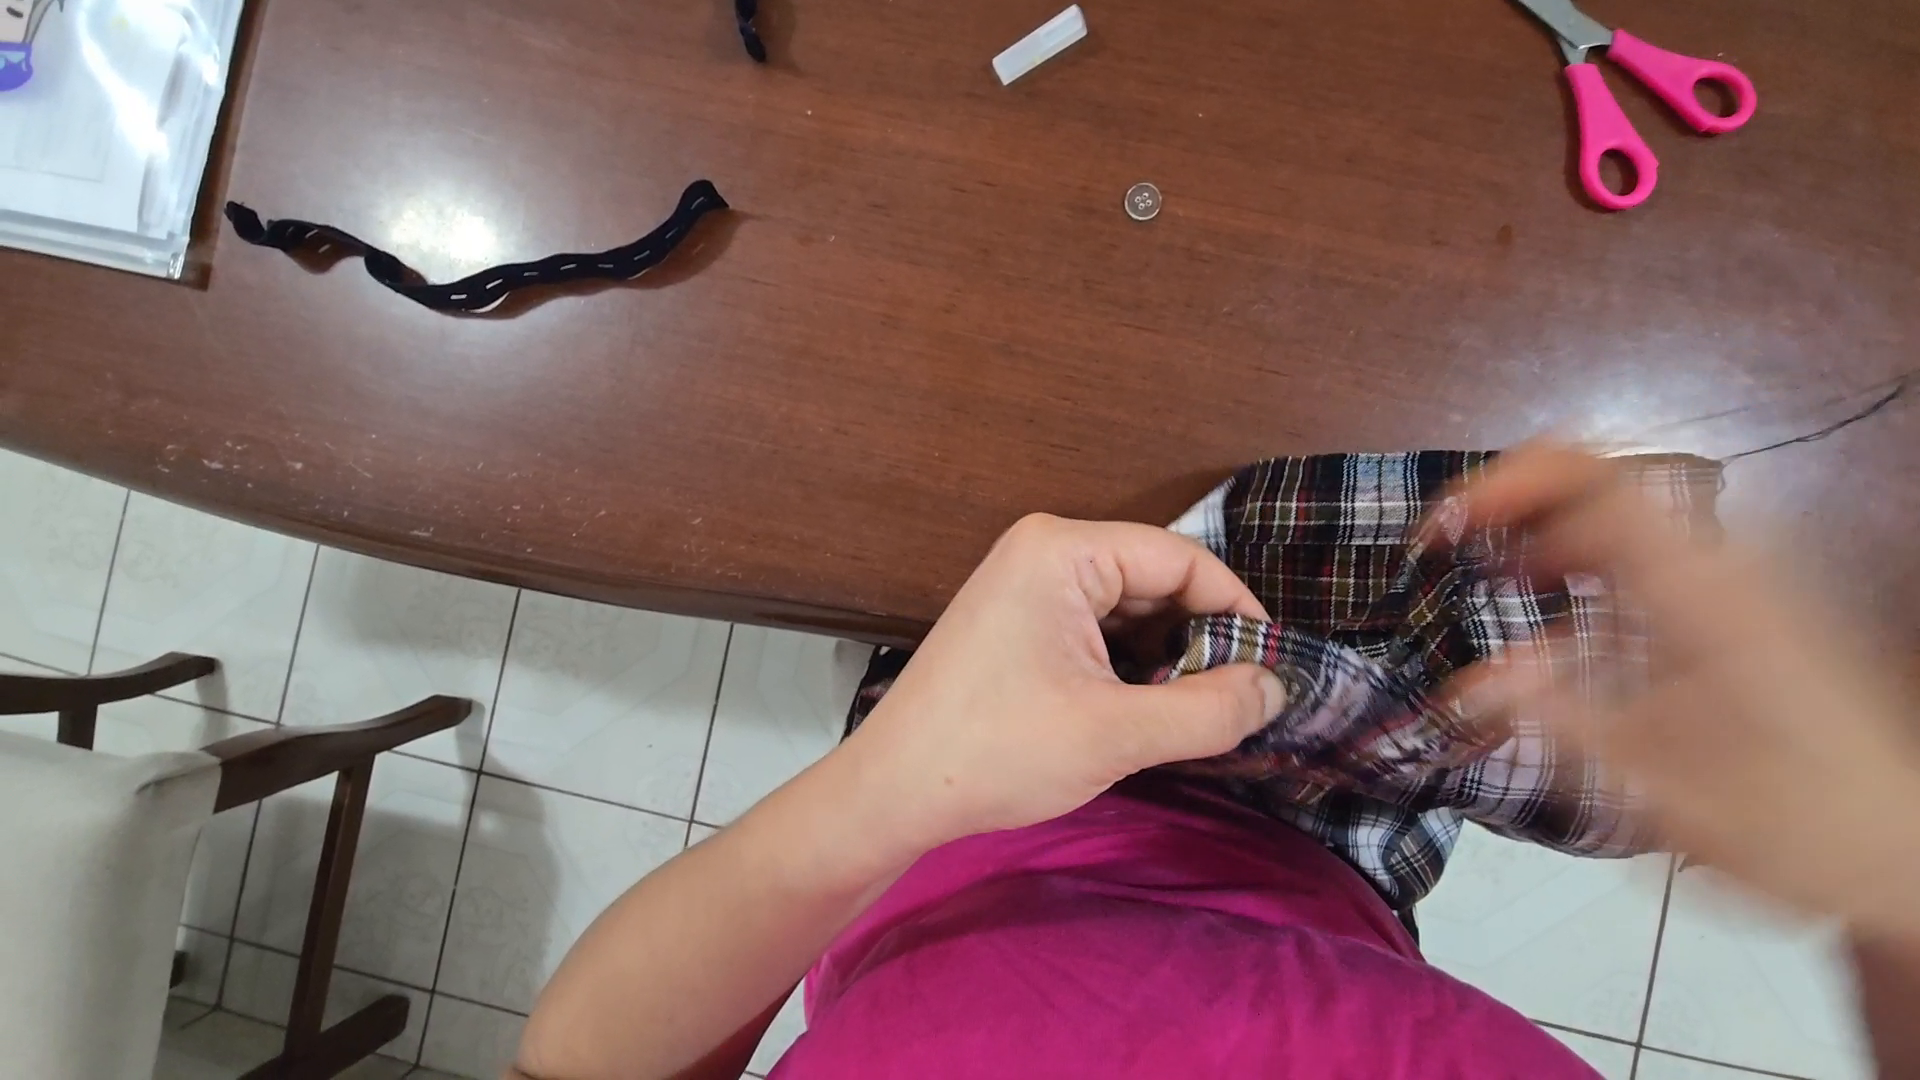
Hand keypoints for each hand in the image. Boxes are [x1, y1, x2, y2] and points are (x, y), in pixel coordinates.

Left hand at [840, 514, 1289, 850]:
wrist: (895, 788)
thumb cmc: (999, 750)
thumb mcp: (1118, 733)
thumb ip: (1210, 709)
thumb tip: (1276, 687)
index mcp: (1063, 549)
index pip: (1180, 559)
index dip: (1236, 609)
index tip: (1272, 669)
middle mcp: (1042, 549)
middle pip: (1152, 578)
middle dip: (1198, 636)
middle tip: (1236, 699)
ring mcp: (1022, 582)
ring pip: (1125, 606)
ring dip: (1164, 653)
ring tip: (1192, 708)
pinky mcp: (1015, 618)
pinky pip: (1092, 624)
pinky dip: (1127, 660)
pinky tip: (1144, 703)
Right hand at [1450, 443, 1919, 938]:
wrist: (1909, 851)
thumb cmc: (1789, 824)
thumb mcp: (1660, 786)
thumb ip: (1560, 718)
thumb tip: (1468, 680)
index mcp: (1707, 596)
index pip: (1597, 486)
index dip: (1507, 487)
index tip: (1445, 530)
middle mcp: (1723, 566)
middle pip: (1597, 478)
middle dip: (1508, 500)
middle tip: (1447, 545)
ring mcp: (1732, 576)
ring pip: (1613, 503)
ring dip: (1533, 522)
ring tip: (1478, 566)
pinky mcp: (1730, 595)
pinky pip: (1633, 539)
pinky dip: (1568, 546)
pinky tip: (1539, 588)